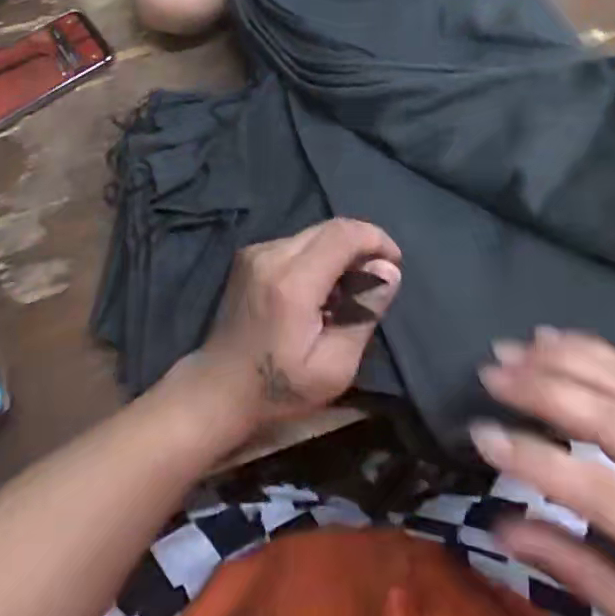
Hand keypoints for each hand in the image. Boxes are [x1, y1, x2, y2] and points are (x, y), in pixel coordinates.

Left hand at [182, 219, 401, 438]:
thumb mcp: (335, 365)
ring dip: (337, 253)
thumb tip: (388, 270)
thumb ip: (363, 312)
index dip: (376, 240)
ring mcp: (254, 253)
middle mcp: (270, 255)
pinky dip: (315, 258)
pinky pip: (293, 244)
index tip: (394, 265)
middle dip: (360, 246)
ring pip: (310, 235)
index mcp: (291, 281)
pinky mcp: (247, 257)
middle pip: (327, 228)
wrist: (220, 387)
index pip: (343, 234)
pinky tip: (316, 292)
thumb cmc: (280, 386)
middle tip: (375, 282)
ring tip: (345, 294)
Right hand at [470, 330, 614, 615]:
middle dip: (549, 393)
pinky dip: (598, 355)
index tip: (481, 435)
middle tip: (490, 374)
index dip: (540, 463)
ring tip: (512, 349)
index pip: (610, 497)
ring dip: (567, 363)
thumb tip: (499, 527)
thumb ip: (580, 573)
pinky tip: (556, 339)